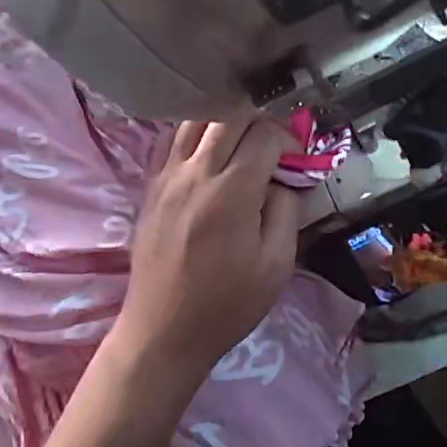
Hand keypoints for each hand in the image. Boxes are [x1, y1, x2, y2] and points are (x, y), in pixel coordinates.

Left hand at [115, 117, 301, 385]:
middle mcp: (195, 173)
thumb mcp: (277, 264)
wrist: (164, 331)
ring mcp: (166, 177)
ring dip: (226, 120)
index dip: (288, 137)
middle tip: (275, 144)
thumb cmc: (227, 303)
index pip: (264, 134)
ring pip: (196, 119)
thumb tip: (279, 180)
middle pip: (230, 115)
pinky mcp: (149, 186)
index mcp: (231, 193)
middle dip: (260, 120)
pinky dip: (193, 132)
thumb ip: (285, 210)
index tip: (298, 156)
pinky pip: (169, 139)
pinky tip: (208, 151)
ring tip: (243, 141)